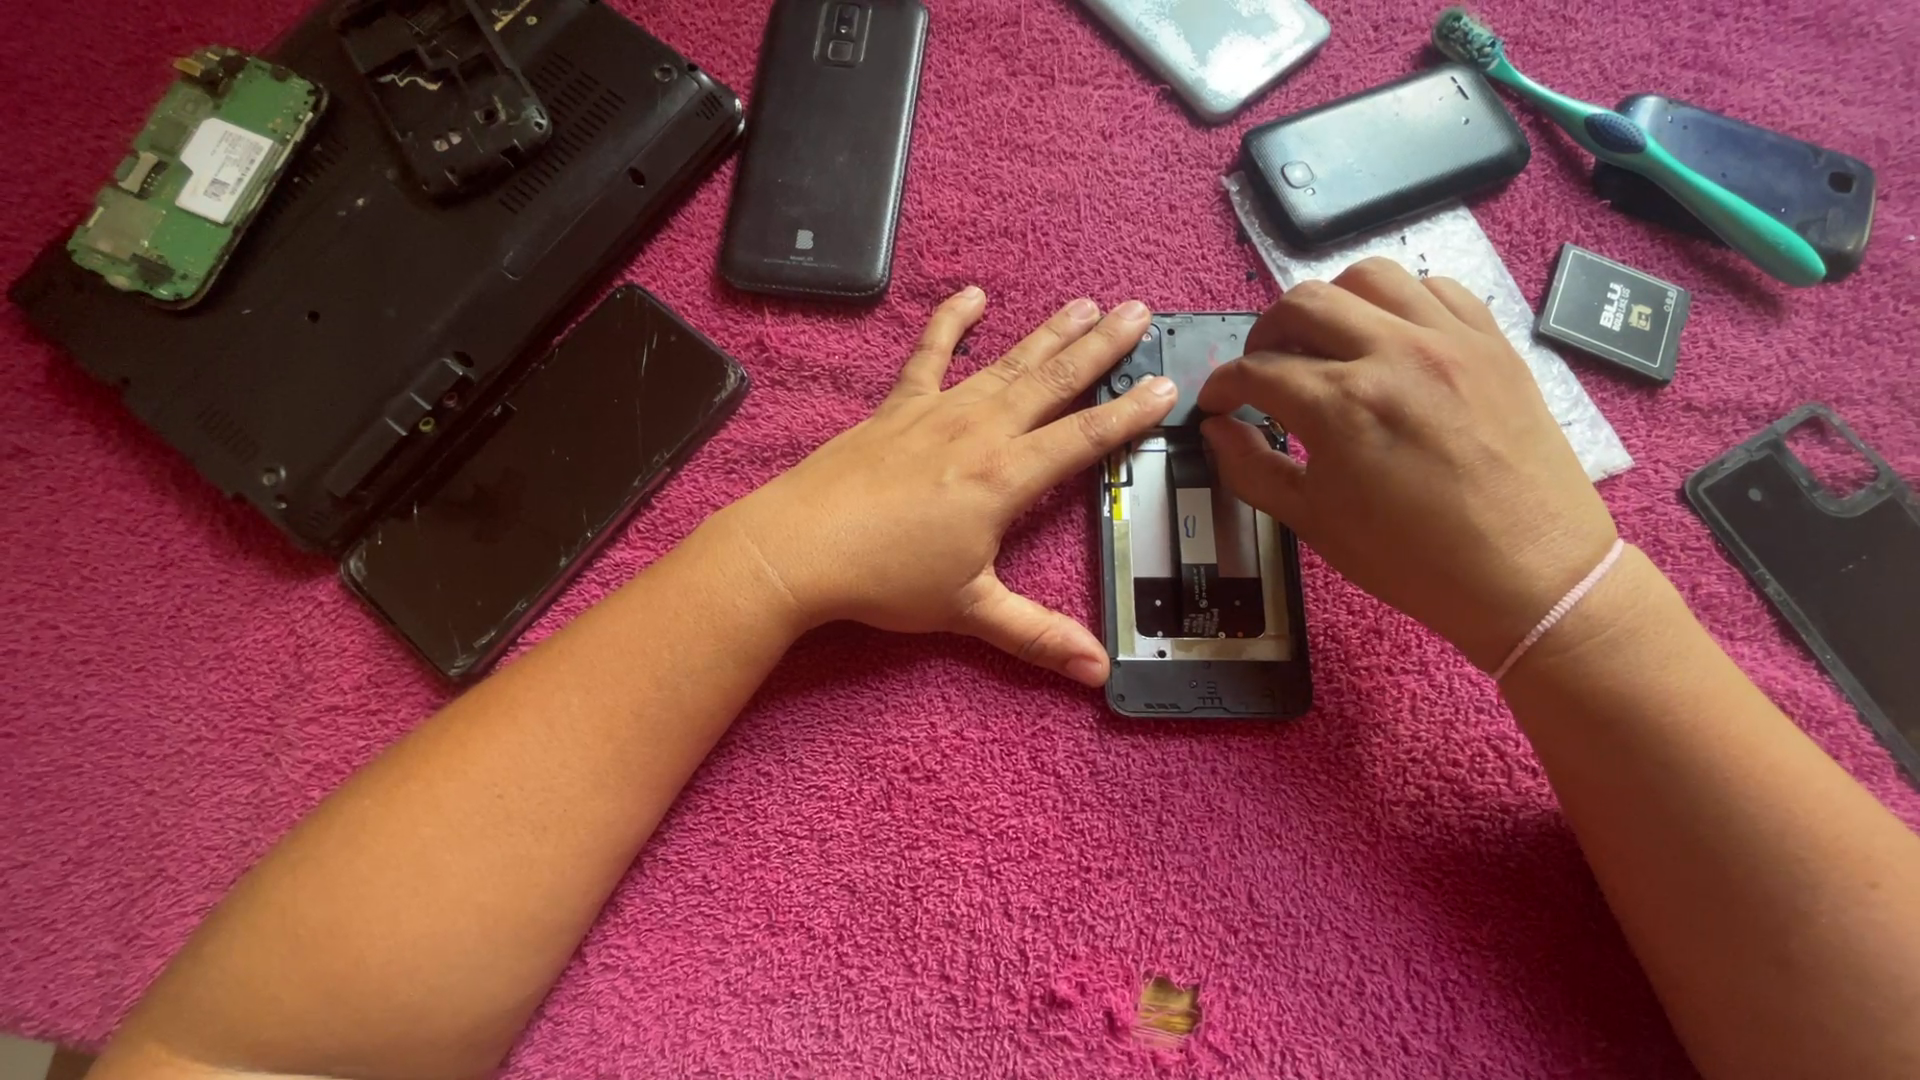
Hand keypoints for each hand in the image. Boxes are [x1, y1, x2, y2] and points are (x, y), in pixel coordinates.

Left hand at [709, 287, 1176, 685]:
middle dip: (1101, 347)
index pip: (1083, 438)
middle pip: (1053, 381)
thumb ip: (1037, 635)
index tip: (1166, 385)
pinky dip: (950, 323)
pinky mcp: (897, 407)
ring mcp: (937, 411)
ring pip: (1006, 362)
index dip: (1130, 414)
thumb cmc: (885, 579)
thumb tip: (1097, 673)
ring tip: (1084, 303)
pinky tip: (972, 295)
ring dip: (1048, 332)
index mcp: (1004, 477)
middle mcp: (979, 431)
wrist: (800, 547)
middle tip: (1138, 312)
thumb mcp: (969, 610)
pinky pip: (929, 355)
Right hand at [1197, 258, 1617, 670]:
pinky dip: (1396, 304)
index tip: (1215, 405)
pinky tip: (1387, 342)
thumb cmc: (1410, 557)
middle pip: (1302, 303)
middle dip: (1263, 335)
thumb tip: (1216, 429)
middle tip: (1261, 372)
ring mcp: (1449, 339)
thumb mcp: (1312, 520)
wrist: (1528, 572)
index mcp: (1340, 405)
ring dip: (1329, 305)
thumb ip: (1250, 468)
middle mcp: (1391, 354)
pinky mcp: (1492, 341)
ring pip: (1367, 276)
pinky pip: (1434, 287)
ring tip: (1323, 345)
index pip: (1255, 371)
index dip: (1220, 387)